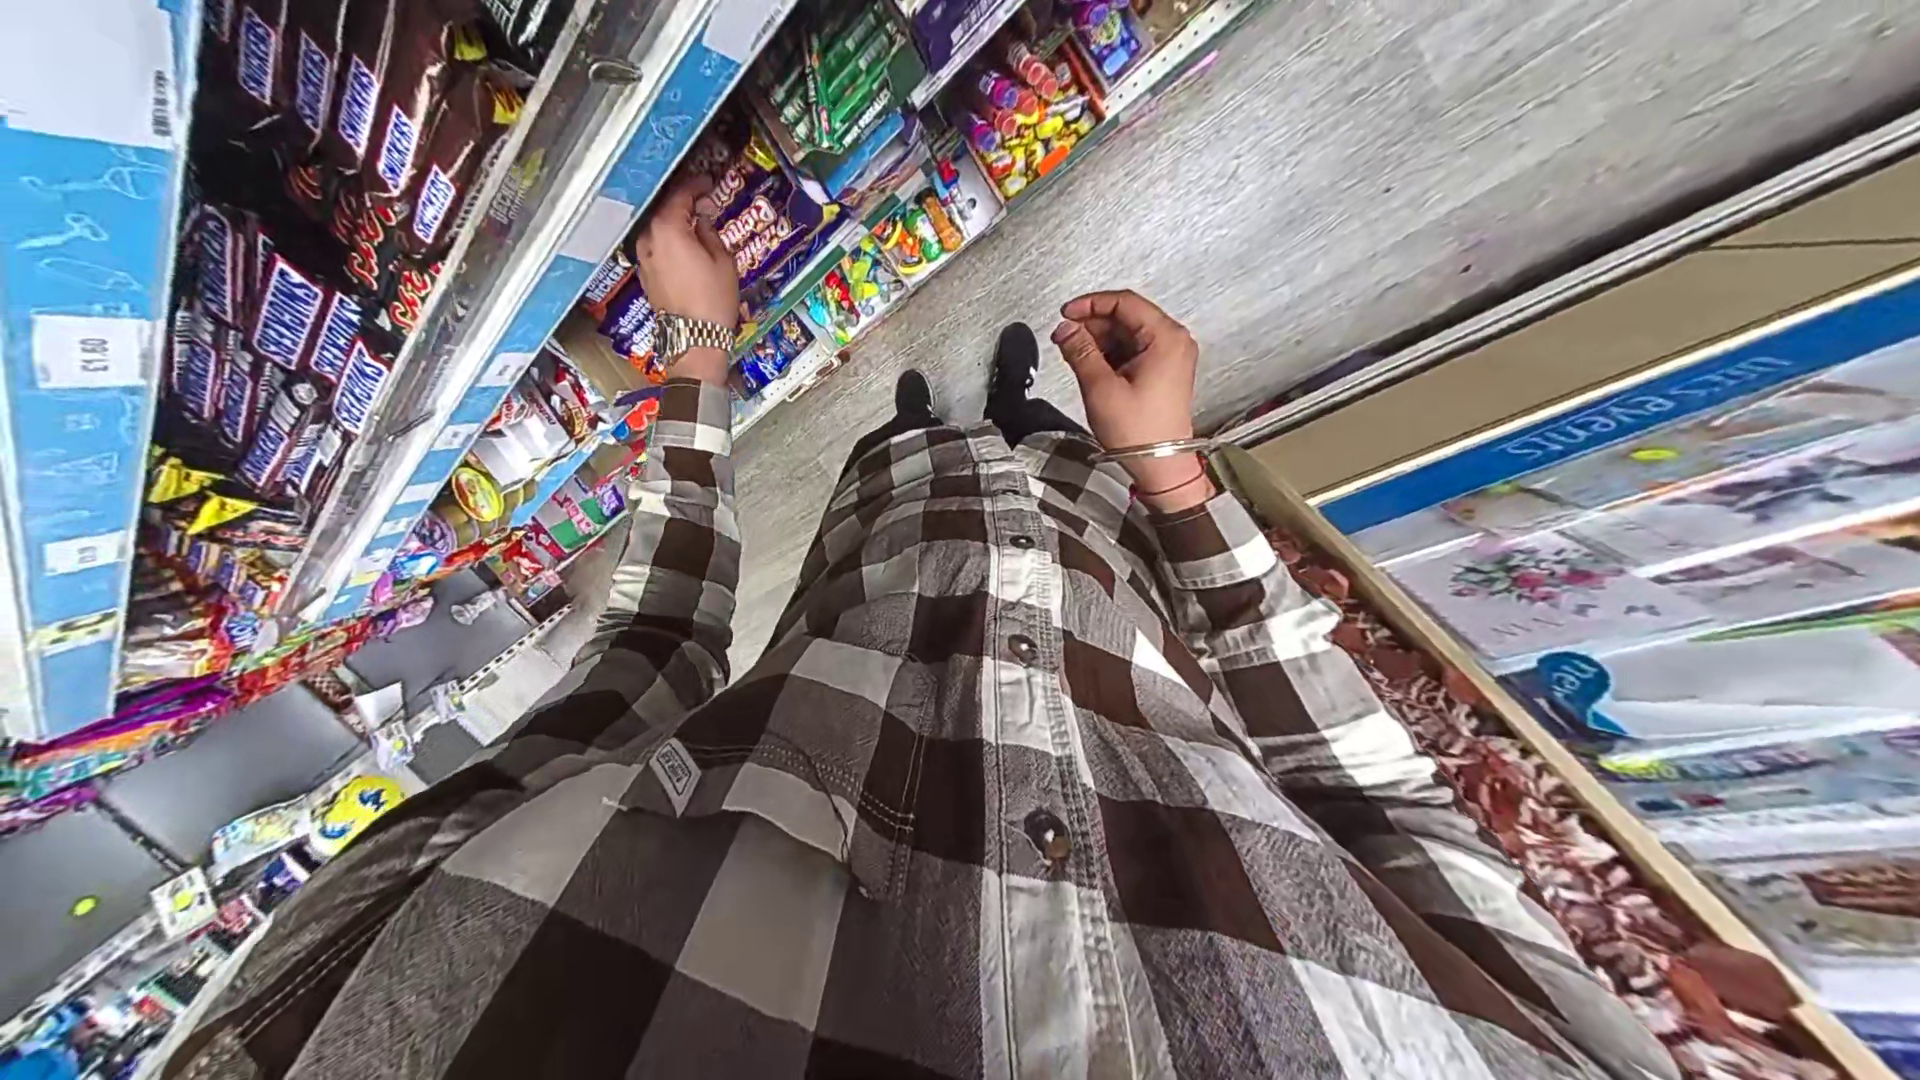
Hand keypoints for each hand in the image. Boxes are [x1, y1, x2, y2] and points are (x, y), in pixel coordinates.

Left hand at [632, 174, 739, 383]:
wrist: (695, 339)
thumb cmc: (713, 300)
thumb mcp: (723, 261)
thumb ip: (710, 233)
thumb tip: (703, 221)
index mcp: (668, 228)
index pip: (681, 195)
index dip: (696, 185)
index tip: (708, 183)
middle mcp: (649, 238)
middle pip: (666, 212)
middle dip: (684, 205)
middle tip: (704, 204)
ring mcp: (644, 258)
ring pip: (660, 231)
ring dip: (676, 226)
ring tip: (696, 228)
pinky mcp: (646, 276)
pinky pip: (658, 250)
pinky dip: (671, 244)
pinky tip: (687, 250)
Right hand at [1052, 290, 1213, 512]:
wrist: (1160, 465)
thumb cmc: (1139, 432)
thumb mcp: (1101, 388)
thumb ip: (1080, 351)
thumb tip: (1065, 329)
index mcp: (1166, 338)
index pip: (1124, 302)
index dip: (1090, 304)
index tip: (1066, 313)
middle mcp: (1174, 342)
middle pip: (1126, 317)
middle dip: (1092, 325)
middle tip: (1065, 337)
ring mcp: (1170, 357)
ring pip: (1128, 334)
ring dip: (1099, 340)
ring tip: (1074, 355)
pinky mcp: (1163, 372)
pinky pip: (1133, 350)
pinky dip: (1110, 354)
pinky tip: (1091, 366)